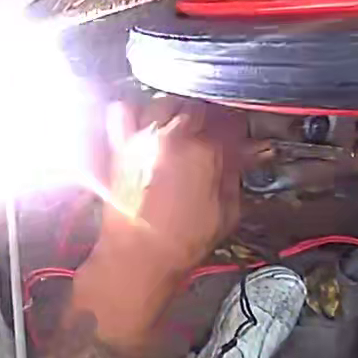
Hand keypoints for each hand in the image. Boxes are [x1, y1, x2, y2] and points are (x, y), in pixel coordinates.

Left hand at [91, 97, 243, 284]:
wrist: (137, 256)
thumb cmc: (176, 242)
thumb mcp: (224, 212)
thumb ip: (234, 176)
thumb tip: (239, 159)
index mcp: (202, 151)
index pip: (228, 124)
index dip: (237, 130)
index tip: (237, 136)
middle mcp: (169, 137)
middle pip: (196, 106)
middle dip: (208, 117)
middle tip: (213, 131)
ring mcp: (141, 138)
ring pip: (162, 101)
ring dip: (175, 108)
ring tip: (181, 124)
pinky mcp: (119, 147)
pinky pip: (122, 112)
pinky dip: (134, 112)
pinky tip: (145, 124)